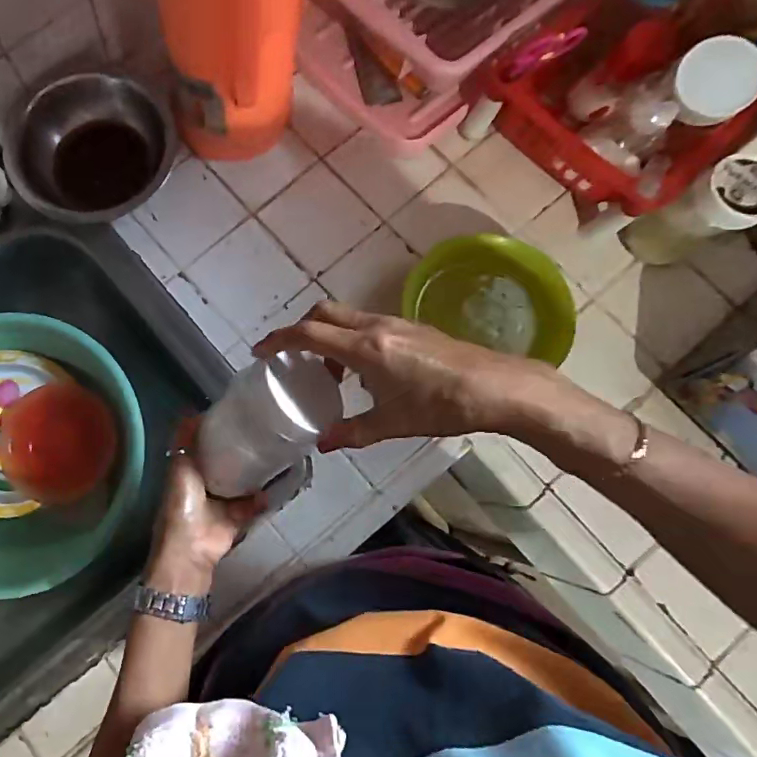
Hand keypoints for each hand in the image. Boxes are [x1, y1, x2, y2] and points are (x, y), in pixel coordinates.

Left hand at [146, 418, 262, 596]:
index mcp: (189, 471)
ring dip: (257, 472)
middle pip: (227, 463)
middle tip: (264, 432)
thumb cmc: (182, 506)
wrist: (193, 549)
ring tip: (276, 451)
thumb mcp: (180, 468)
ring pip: (244, 482)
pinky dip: (266, 495)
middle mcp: (207, 484)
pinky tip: (281, 480)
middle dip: (242, 451)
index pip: (205, 446)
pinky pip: (255, 502)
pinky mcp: (239, 516)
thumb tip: (192, 414)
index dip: (218, 432)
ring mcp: (224, 502)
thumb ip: (186, 443)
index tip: (237, 416)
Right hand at [253, 301, 572, 450]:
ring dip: (329, 337)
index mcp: (364, 348)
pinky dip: (351, 341)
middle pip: (324, 314)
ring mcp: (396, 323)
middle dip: (301, 331)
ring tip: (329, 375)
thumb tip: (324, 443)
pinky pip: (368, 325)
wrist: (496, 387)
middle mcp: (376, 326)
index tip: (261, 351)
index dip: (279, 340)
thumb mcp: (393, 423)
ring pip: (347, 318)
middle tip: (291, 358)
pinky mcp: (412, 328)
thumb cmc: (441, 405)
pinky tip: (364, 374)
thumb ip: (353, 431)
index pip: (309, 333)